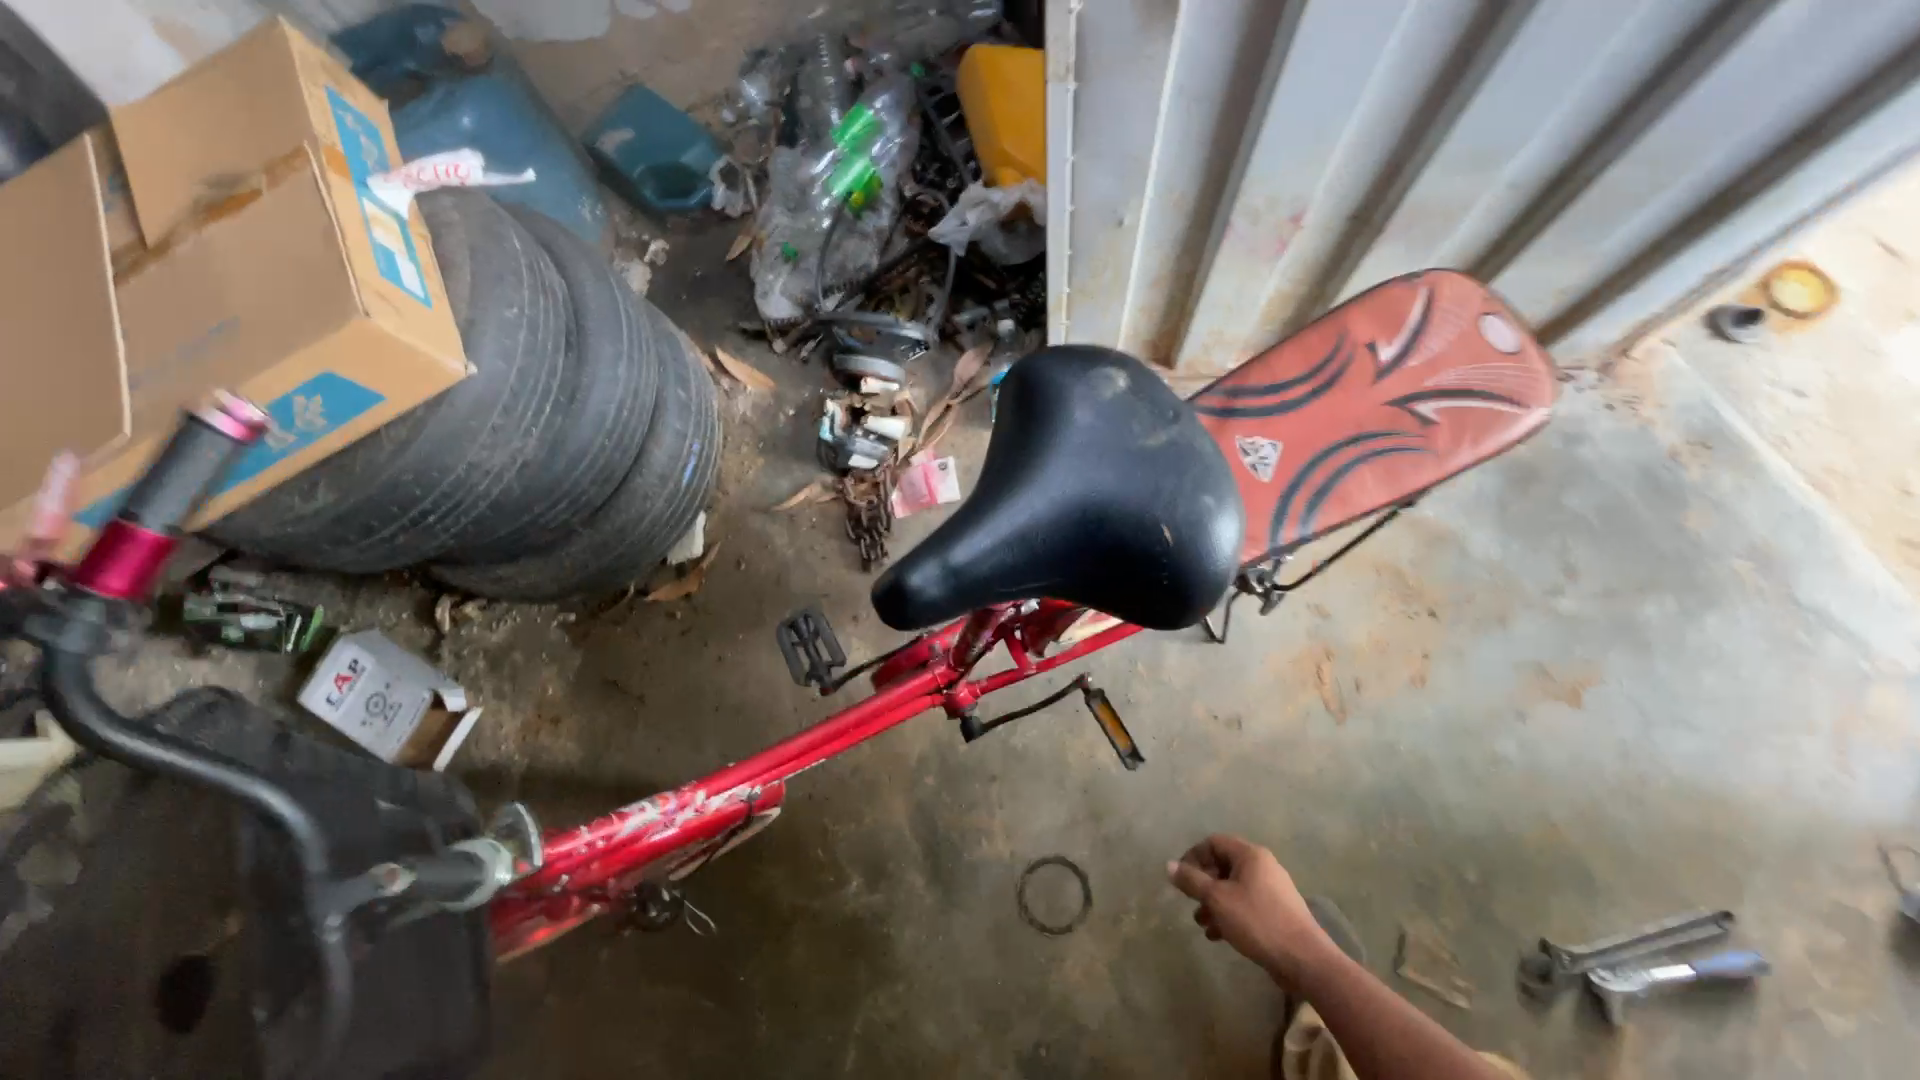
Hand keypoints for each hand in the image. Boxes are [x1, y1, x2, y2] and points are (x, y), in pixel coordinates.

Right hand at [1167, 834, 1333, 982]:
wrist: (1303, 959)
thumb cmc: (1257, 921)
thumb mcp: (1218, 899)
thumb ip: (1192, 881)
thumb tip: (1169, 865)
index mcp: (1250, 855)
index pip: (1213, 842)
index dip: (1193, 856)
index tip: (1181, 879)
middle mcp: (1262, 866)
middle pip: (1223, 865)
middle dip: (1203, 884)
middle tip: (1192, 903)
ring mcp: (1272, 890)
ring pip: (1233, 888)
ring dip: (1213, 903)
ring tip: (1202, 924)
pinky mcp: (1276, 912)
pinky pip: (1245, 904)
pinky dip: (1229, 915)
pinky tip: (1218, 935)